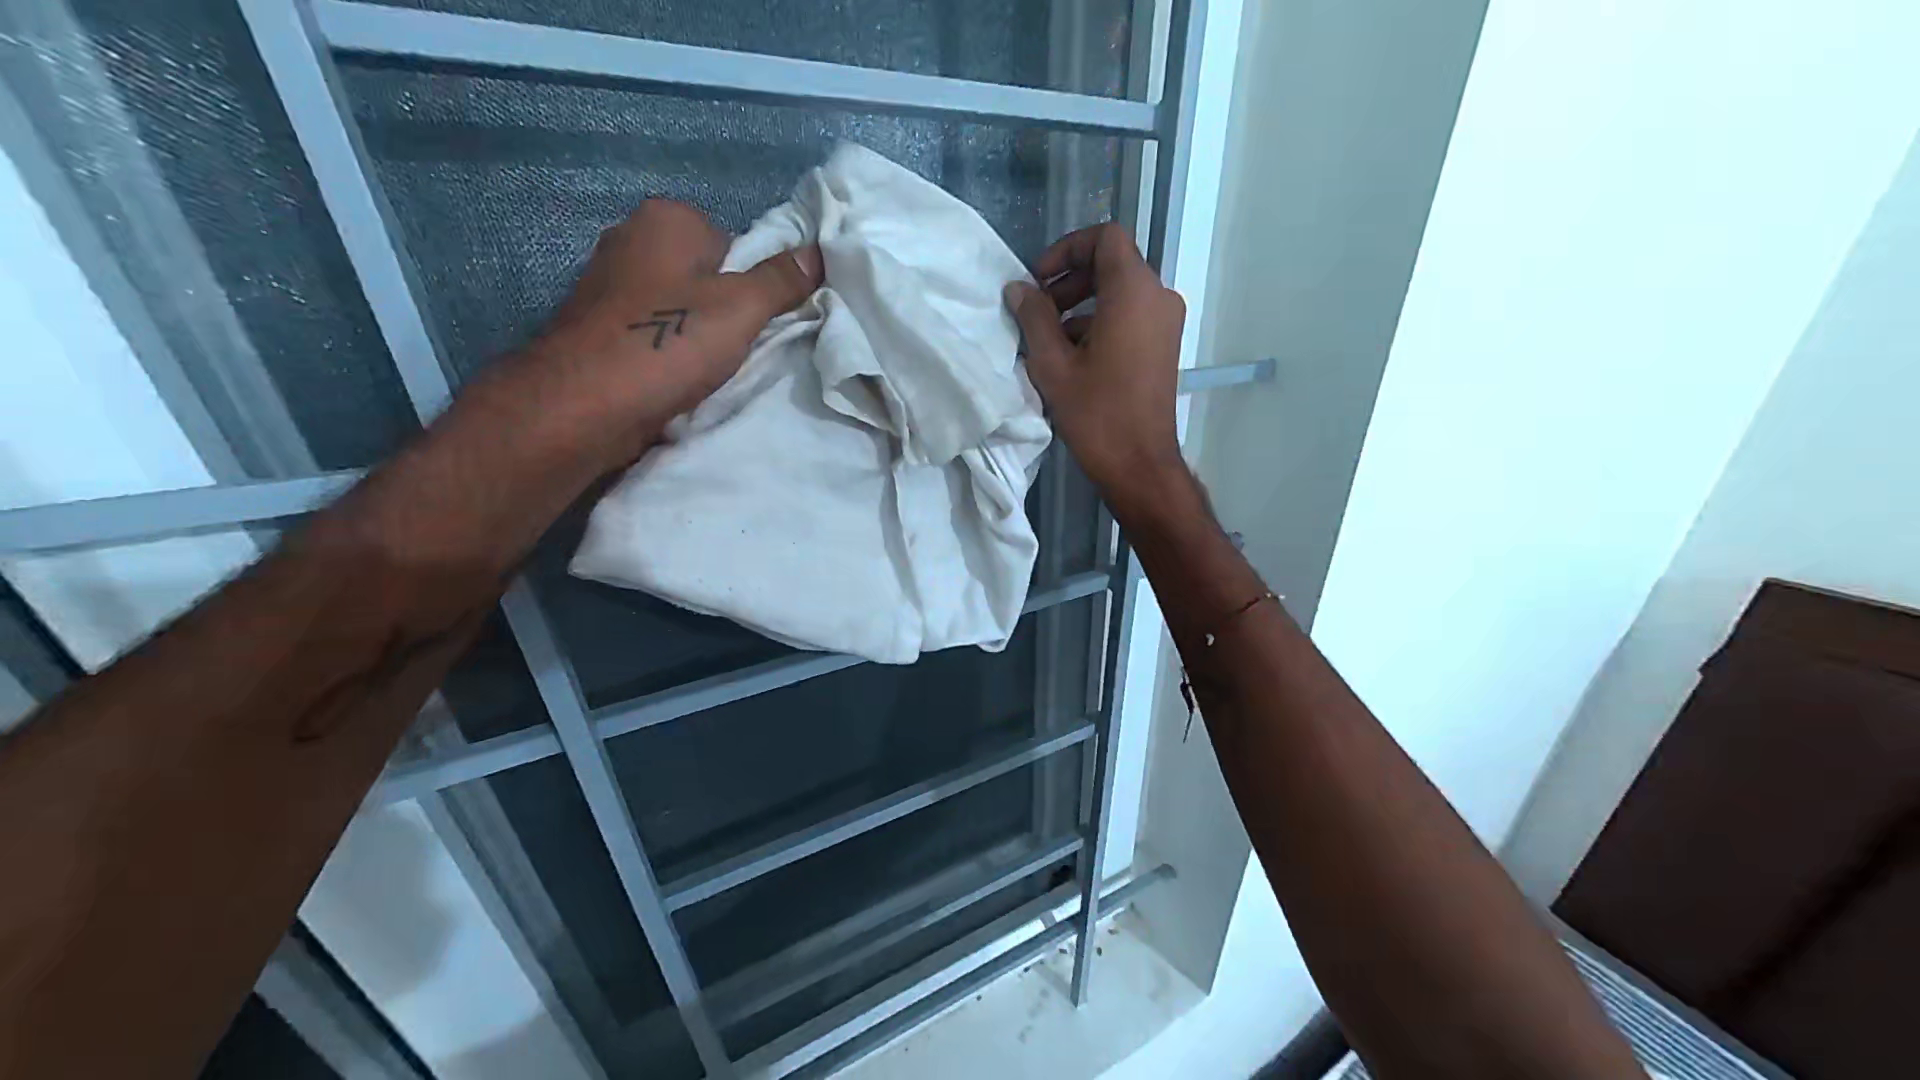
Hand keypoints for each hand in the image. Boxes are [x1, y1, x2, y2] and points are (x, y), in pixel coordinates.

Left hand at [523, 199, 822, 464]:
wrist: (585, 402)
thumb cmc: (669, 343)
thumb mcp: (742, 309)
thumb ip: (781, 280)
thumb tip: (818, 252)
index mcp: (667, 219)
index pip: (736, 244)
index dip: (754, 284)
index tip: (758, 321)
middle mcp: (631, 237)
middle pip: (706, 275)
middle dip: (724, 310)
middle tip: (737, 347)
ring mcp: (608, 281)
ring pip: (679, 306)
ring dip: (696, 335)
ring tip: (706, 367)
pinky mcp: (597, 323)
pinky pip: (653, 330)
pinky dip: (668, 350)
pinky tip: (674, 376)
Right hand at [1003, 223, 1189, 513]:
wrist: (1139, 464)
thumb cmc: (1096, 414)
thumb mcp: (1053, 364)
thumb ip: (1034, 317)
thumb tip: (1018, 289)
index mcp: (1133, 293)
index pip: (1105, 238)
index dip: (1068, 249)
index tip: (1039, 280)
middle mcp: (1158, 298)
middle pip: (1112, 264)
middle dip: (1070, 280)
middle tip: (1037, 310)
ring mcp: (1165, 323)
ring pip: (1119, 292)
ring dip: (1081, 305)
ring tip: (1047, 339)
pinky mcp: (1164, 346)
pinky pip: (1130, 316)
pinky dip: (1100, 323)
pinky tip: (1071, 357)